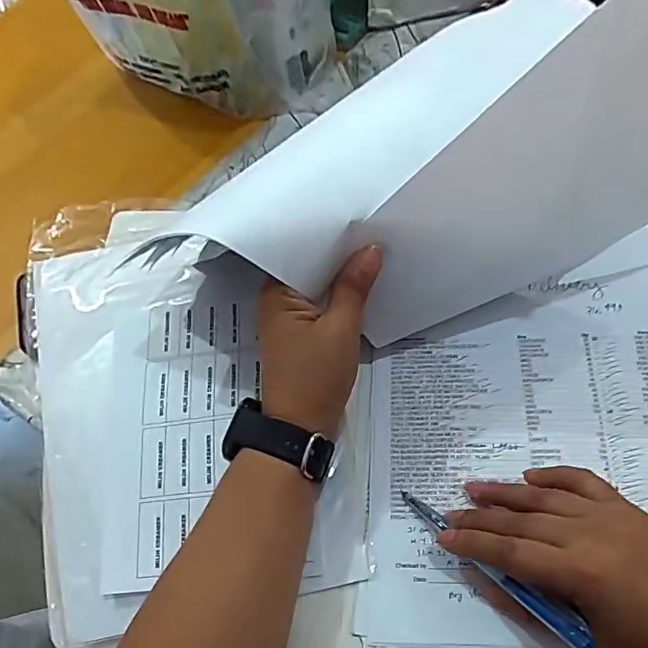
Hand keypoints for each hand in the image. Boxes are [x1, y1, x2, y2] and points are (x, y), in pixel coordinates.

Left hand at [255, 246, 381, 435]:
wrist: (302, 429)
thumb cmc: (315, 381)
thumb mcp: (341, 329)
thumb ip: (355, 286)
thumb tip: (369, 251)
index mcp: (275, 294)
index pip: (301, 250)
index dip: (330, 235)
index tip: (359, 219)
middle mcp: (276, 304)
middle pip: (310, 268)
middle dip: (339, 256)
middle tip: (372, 233)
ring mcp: (288, 322)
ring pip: (317, 289)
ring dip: (340, 280)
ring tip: (372, 257)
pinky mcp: (301, 338)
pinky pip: (320, 309)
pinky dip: (338, 302)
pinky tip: (361, 292)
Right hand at [438, 466, 647, 647]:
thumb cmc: (647, 639)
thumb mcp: (582, 633)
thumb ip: (528, 606)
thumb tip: (487, 581)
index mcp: (575, 571)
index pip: (508, 550)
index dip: (471, 542)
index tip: (443, 536)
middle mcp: (586, 534)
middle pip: (518, 519)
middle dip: (478, 516)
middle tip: (448, 513)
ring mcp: (607, 515)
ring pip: (543, 496)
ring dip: (504, 490)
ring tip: (473, 486)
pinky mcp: (624, 507)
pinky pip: (582, 481)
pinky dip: (554, 475)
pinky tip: (530, 476)